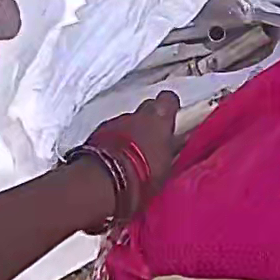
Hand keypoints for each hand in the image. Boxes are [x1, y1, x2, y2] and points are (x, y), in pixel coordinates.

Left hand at [87, 91, 180, 208]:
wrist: (104, 179)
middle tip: (153, 139)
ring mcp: (116, 121)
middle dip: (150, 120)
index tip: (171, 121)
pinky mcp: (98, 132)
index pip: (169, 100)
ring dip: (131, 132)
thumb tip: (181, 137)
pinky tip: (116, 158)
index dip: (170, 108)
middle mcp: (138, 113)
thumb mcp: (166, 164)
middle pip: (148, 108)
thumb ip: (173, 146)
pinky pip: (112, 131)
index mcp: (159, 117)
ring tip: (132, 154)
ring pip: (129, 121)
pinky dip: (115, 140)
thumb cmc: (144, 172)